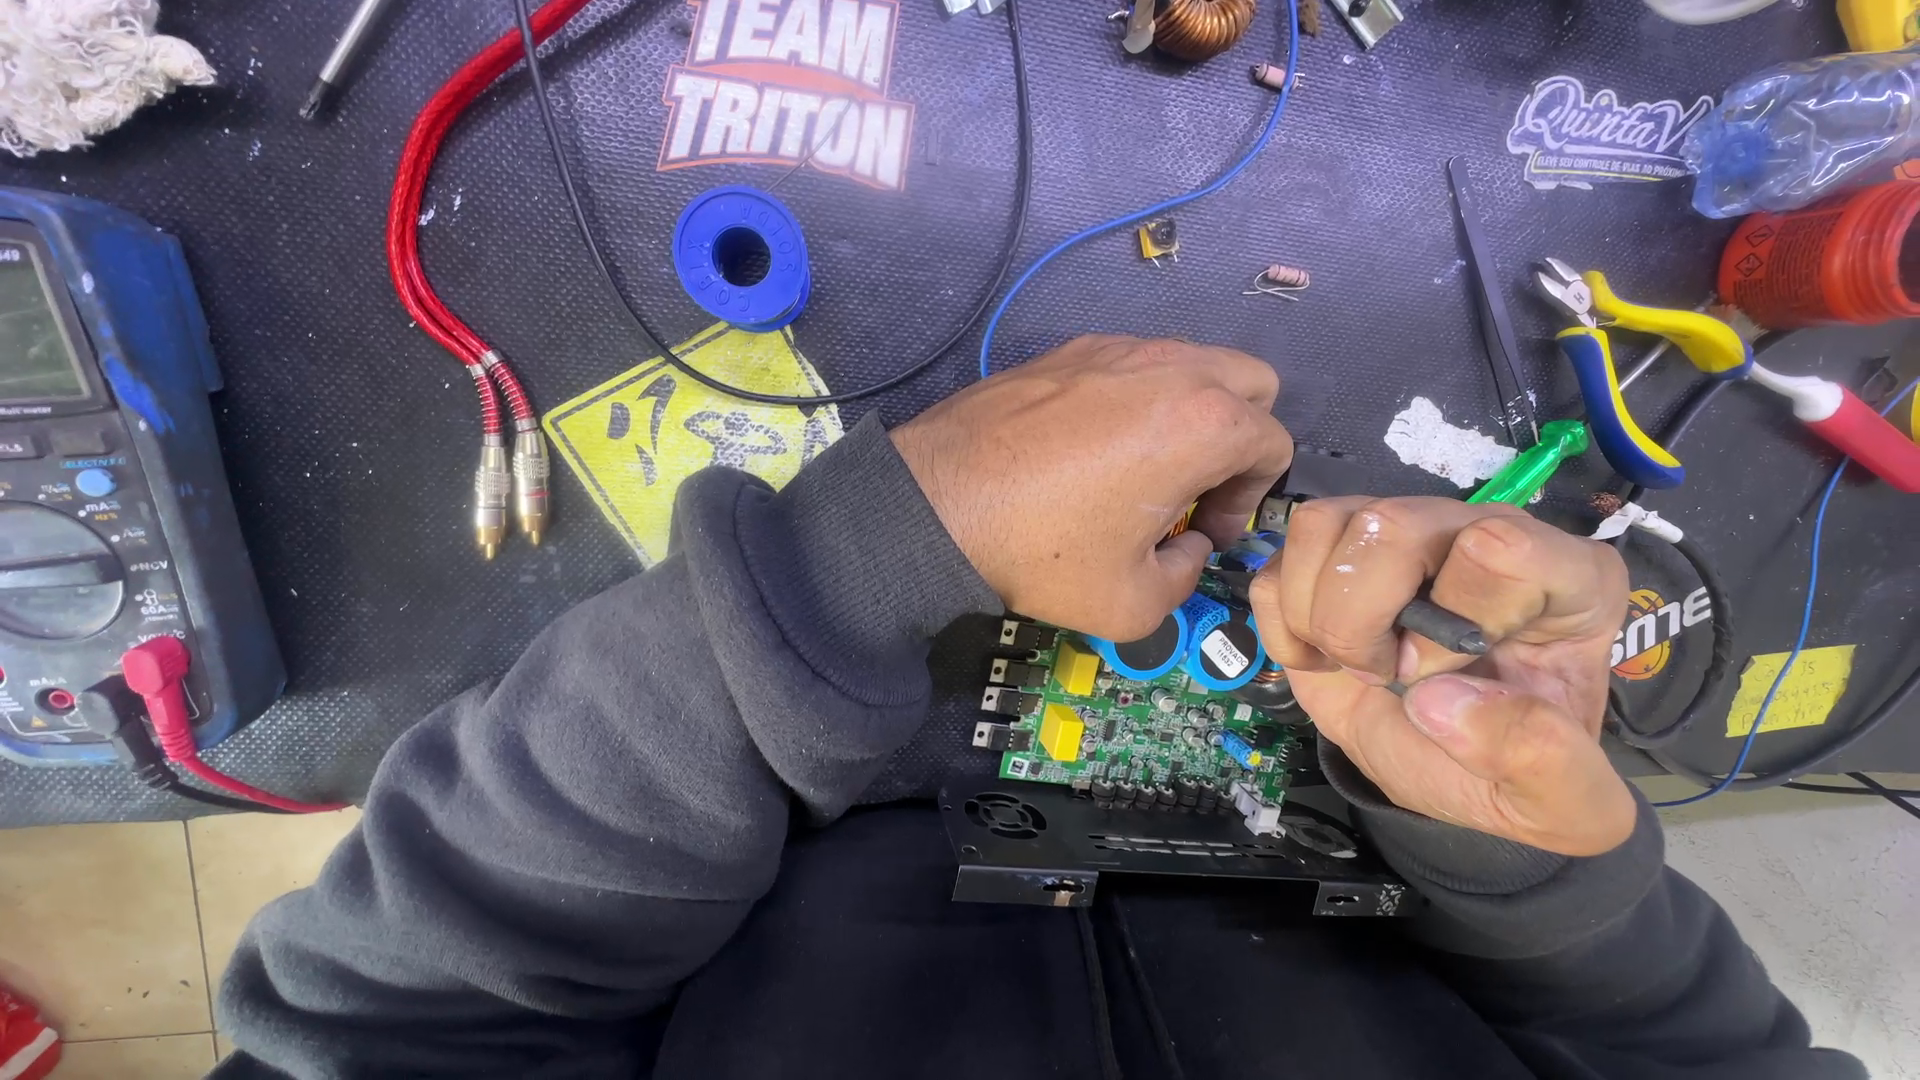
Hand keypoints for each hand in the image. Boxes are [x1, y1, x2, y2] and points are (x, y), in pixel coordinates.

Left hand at [891, 334, 1292, 640]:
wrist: (935, 508)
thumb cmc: (1042, 555)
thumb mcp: (1134, 604)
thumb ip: (1188, 573)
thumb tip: (1188, 543)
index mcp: (1204, 423)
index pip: (1273, 445)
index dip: (1250, 498)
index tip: (1205, 531)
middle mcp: (1169, 367)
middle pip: (1250, 383)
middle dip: (1240, 436)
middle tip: (1192, 487)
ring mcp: (1114, 349)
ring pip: (1189, 362)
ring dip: (1190, 411)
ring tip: (1141, 466)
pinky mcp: (1066, 350)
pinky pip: (1131, 363)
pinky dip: (1138, 396)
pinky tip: (1092, 444)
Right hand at [1248, 498, 1634, 855]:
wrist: (1424, 757)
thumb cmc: (1497, 767)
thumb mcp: (1560, 804)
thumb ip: (1543, 763)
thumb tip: (1439, 699)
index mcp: (1561, 576)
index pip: (1500, 544)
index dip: (1452, 620)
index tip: (1438, 675)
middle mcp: (1472, 531)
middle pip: (1388, 526)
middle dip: (1360, 620)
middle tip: (1380, 672)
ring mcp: (1389, 533)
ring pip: (1318, 525)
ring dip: (1313, 614)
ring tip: (1347, 658)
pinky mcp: (1321, 556)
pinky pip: (1272, 566)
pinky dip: (1280, 626)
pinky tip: (1317, 655)